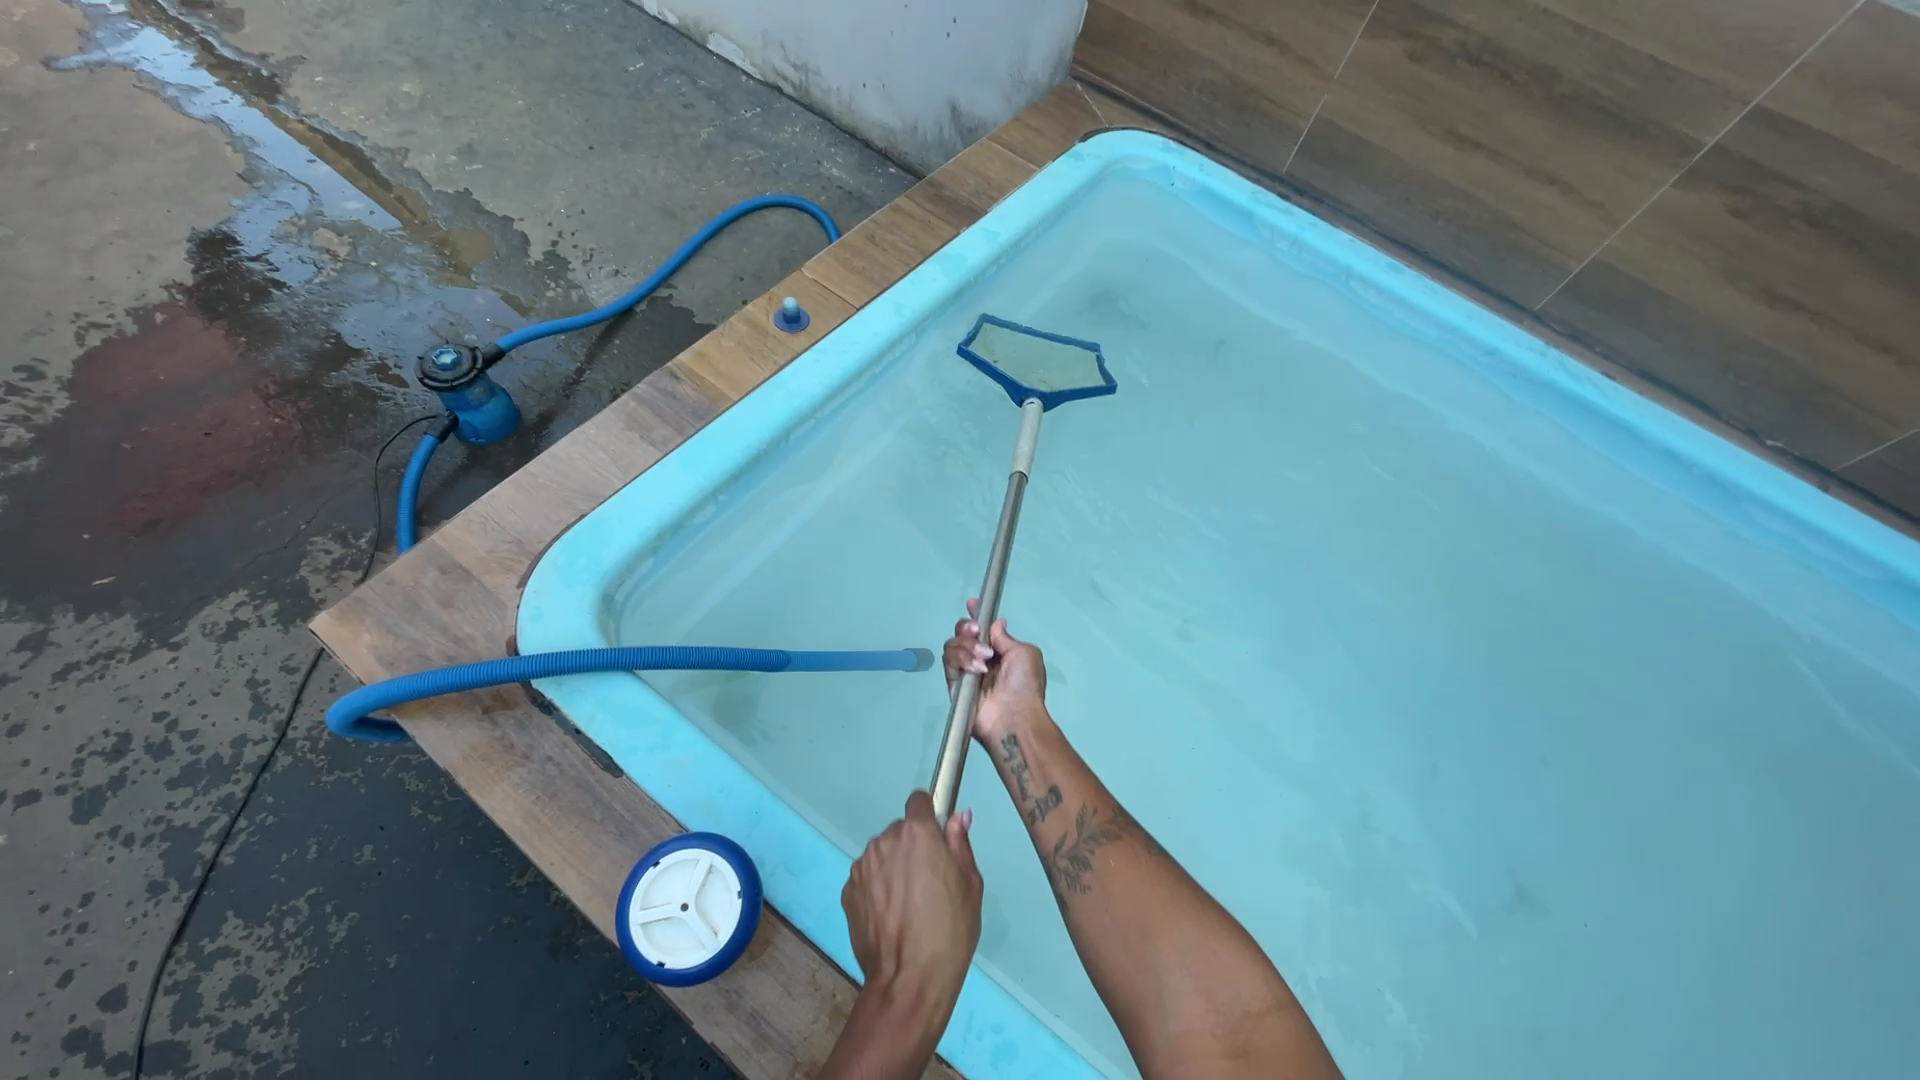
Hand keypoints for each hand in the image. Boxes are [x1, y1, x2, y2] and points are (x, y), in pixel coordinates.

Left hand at [841, 791, 982, 1008]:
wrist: (909, 980)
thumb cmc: (950, 930)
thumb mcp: (970, 885)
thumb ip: (960, 844)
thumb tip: (958, 816)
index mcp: (918, 833)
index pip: (918, 801)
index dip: (928, 815)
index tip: (936, 836)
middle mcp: (884, 841)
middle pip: (900, 831)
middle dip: (912, 846)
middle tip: (928, 881)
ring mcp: (862, 867)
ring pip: (881, 855)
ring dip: (892, 867)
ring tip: (908, 904)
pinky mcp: (847, 891)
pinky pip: (866, 879)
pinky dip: (876, 889)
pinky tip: (890, 917)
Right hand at [942, 598, 1047, 741]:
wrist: (1014, 716)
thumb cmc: (1025, 683)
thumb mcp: (1025, 652)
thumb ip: (1004, 637)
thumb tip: (995, 623)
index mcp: (1001, 652)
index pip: (983, 630)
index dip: (976, 615)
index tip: (973, 604)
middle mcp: (981, 659)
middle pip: (962, 633)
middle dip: (967, 627)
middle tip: (976, 632)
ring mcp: (966, 672)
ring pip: (952, 645)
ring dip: (967, 646)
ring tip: (984, 658)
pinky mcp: (954, 684)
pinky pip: (948, 662)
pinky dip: (960, 660)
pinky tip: (976, 668)